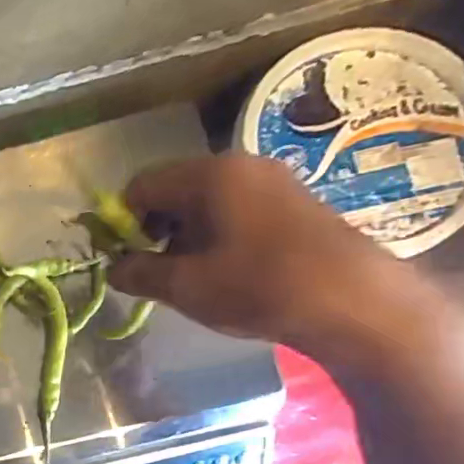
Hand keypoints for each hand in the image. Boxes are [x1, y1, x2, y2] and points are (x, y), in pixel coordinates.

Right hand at [107, 155, 435, 363]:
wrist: (351, 299)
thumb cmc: (258, 286)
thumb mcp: (186, 286)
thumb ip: (140, 273)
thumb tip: (113, 268)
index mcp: (209, 175)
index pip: (141, 185)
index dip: (121, 221)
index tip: (123, 259)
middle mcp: (239, 164)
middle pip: (174, 188)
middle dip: (153, 228)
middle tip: (155, 271)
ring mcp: (271, 180)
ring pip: (206, 200)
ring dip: (185, 234)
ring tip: (191, 277)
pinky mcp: (292, 201)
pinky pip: (236, 208)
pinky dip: (216, 234)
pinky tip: (226, 270)